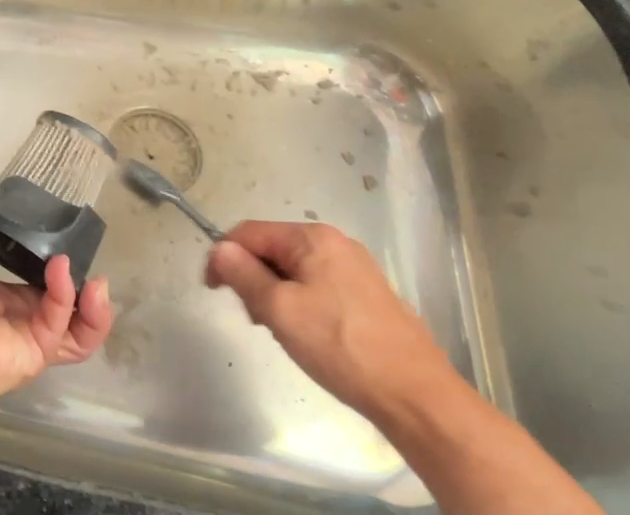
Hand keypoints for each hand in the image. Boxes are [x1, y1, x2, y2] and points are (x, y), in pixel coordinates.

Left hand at [0, 200, 113, 413]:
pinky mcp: (37, 355)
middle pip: (63, 309)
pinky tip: (65, 275)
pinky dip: (74, 305)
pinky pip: (69, 335)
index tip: (65, 248)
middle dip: (81, 288)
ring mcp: (28, 342)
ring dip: (90, 303)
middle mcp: (14, 321)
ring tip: (95, 281)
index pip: (36, 286)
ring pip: (76, 328)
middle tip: (85, 264)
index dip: (54, 269)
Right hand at [204, 220, 458, 419]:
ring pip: (294, 270)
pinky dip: (301, 303)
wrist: (416, 396)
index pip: (248, 232)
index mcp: (312, 237)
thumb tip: (219, 248)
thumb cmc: (339, 346)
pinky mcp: (369, 295)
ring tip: (282, 331)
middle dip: (252, 278)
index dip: (223, 257)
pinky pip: (318, 286)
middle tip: (254, 318)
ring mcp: (357, 269)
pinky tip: (309, 335)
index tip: (213, 291)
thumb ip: (242, 274)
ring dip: (275, 294)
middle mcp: (336, 243)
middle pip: (272, 249)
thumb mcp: (278, 309)